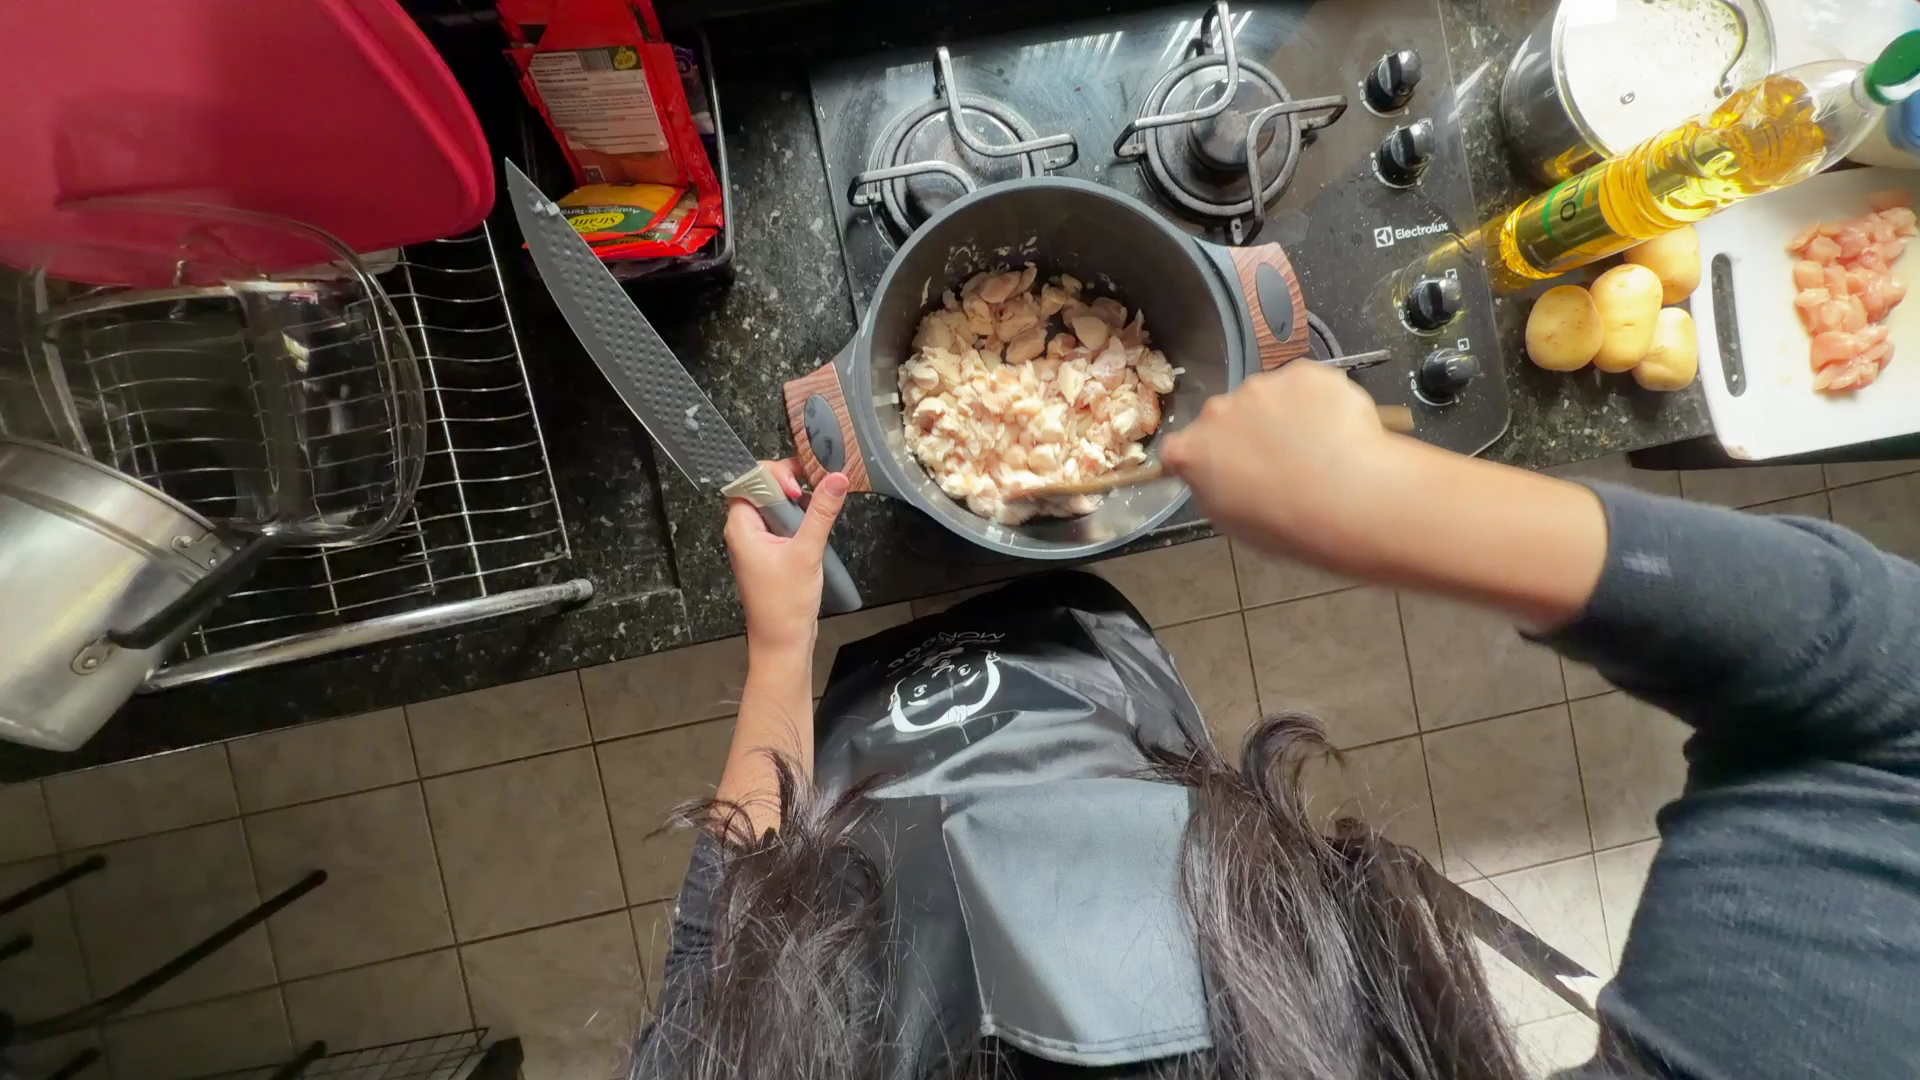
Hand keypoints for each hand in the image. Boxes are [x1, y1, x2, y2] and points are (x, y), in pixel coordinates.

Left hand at [724, 459, 849, 652]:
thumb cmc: (785, 604)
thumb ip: (821, 512)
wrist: (784, 641)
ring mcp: (760, 541)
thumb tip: (837, 478)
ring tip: (821, 503)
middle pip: (764, 488)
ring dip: (798, 500)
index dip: (775, 475)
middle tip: (817, 486)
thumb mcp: (806, 552)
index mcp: (741, 526)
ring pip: (776, 505)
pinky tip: (818, 522)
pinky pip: (784, 522)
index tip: (799, 486)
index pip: (750, 480)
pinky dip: (801, 517)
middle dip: (791, 481)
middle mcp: (746, 530)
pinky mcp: (774, 551)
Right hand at [1159, 361, 1403, 570]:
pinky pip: (1305, 385)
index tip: (1224, 467)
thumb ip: (1210, 485)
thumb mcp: (1226, 519)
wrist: (1344, 500)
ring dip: (1282, 414)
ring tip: (1313, 449)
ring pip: (1267, 397)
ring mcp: (1259, 388)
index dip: (1204, 455)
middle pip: (1225, 416)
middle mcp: (1216, 411)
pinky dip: (1318, 402)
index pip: (1181, 446)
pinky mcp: (1302, 374)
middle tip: (1276, 461)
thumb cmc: (1283, 523)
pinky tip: (1335, 433)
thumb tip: (1220, 475)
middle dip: (1245, 432)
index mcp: (1189, 450)